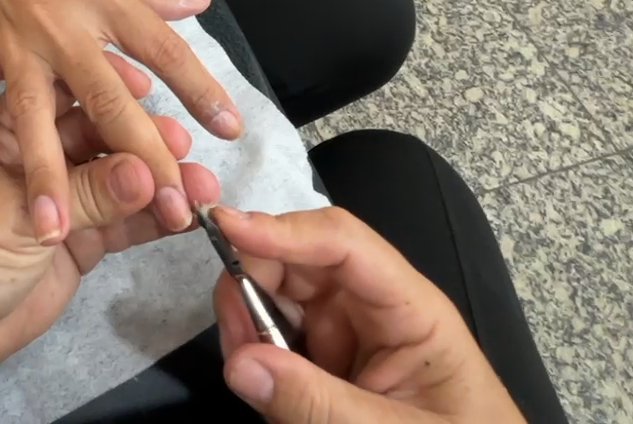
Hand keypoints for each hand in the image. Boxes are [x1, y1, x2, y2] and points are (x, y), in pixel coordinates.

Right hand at [0, 0, 241, 245]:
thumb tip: (200, 5)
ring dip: (48, 168)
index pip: (162, 48)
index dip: (199, 90)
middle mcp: (62, 21)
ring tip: (59, 227)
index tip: (229, 131)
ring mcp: (14, 36)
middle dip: (143, 155)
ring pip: (35, 108)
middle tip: (175, 209)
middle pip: (108, 95)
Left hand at [0, 85, 220, 388]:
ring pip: (119, 182)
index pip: (69, 97)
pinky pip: (122, 224)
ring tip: (201, 187)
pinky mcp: (81, 239)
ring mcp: (65, 197)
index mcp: (17, 128)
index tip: (152, 87)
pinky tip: (186, 218)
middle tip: (184, 145)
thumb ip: (90, 193)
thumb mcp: (25, 210)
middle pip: (102, 138)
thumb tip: (151, 171)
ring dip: (158, 184)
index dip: (109, 90)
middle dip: (143, 141)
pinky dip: (152, 221)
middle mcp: (45, 154)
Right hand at [209, 207, 526, 423]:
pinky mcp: (324, 356)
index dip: (281, 229)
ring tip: (250, 377)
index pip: (341, 240)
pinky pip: (274, 334)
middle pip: (295, 259)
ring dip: (248, 323)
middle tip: (234, 342)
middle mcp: (370, 303)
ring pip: (274, 293)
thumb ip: (317, 405)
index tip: (225, 227)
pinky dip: (255, 351)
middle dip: (251, 284)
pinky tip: (262, 387)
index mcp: (408, 307)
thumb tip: (235, 364)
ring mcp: (344, 329)